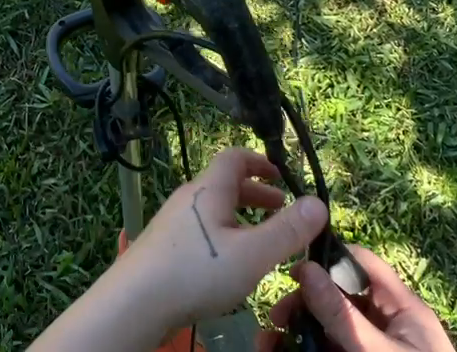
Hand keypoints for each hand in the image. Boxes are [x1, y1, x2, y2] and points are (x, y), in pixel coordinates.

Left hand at [109, 147, 332, 332]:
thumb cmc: (197, 269)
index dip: (260, 161)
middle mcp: (190, 196)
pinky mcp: (167, 244)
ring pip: (215, 208)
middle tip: (283, 209)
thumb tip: (319, 202)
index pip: (234, 157)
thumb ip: (286, 230)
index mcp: (209, 188)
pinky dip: (227, 233)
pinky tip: (234, 261)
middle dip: (257, 193)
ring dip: (243, 216)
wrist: (137, 299)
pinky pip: (204, 227)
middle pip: (226, 183)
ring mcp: (175, 220)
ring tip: (265, 238)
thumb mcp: (252, 253)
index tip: (283, 175)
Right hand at [258, 245, 455, 351]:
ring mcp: (375, 346)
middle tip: (277, 317)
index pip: (363, 262)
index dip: (329, 257)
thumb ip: (342, 314)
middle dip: (305, 302)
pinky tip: (283, 349)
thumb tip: (306, 268)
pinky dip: (310, 346)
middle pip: (339, 294)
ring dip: (301, 328)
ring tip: (270, 341)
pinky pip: (332, 347)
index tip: (292, 269)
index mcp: (402, 309)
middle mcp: (387, 322)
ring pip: (331, 324)